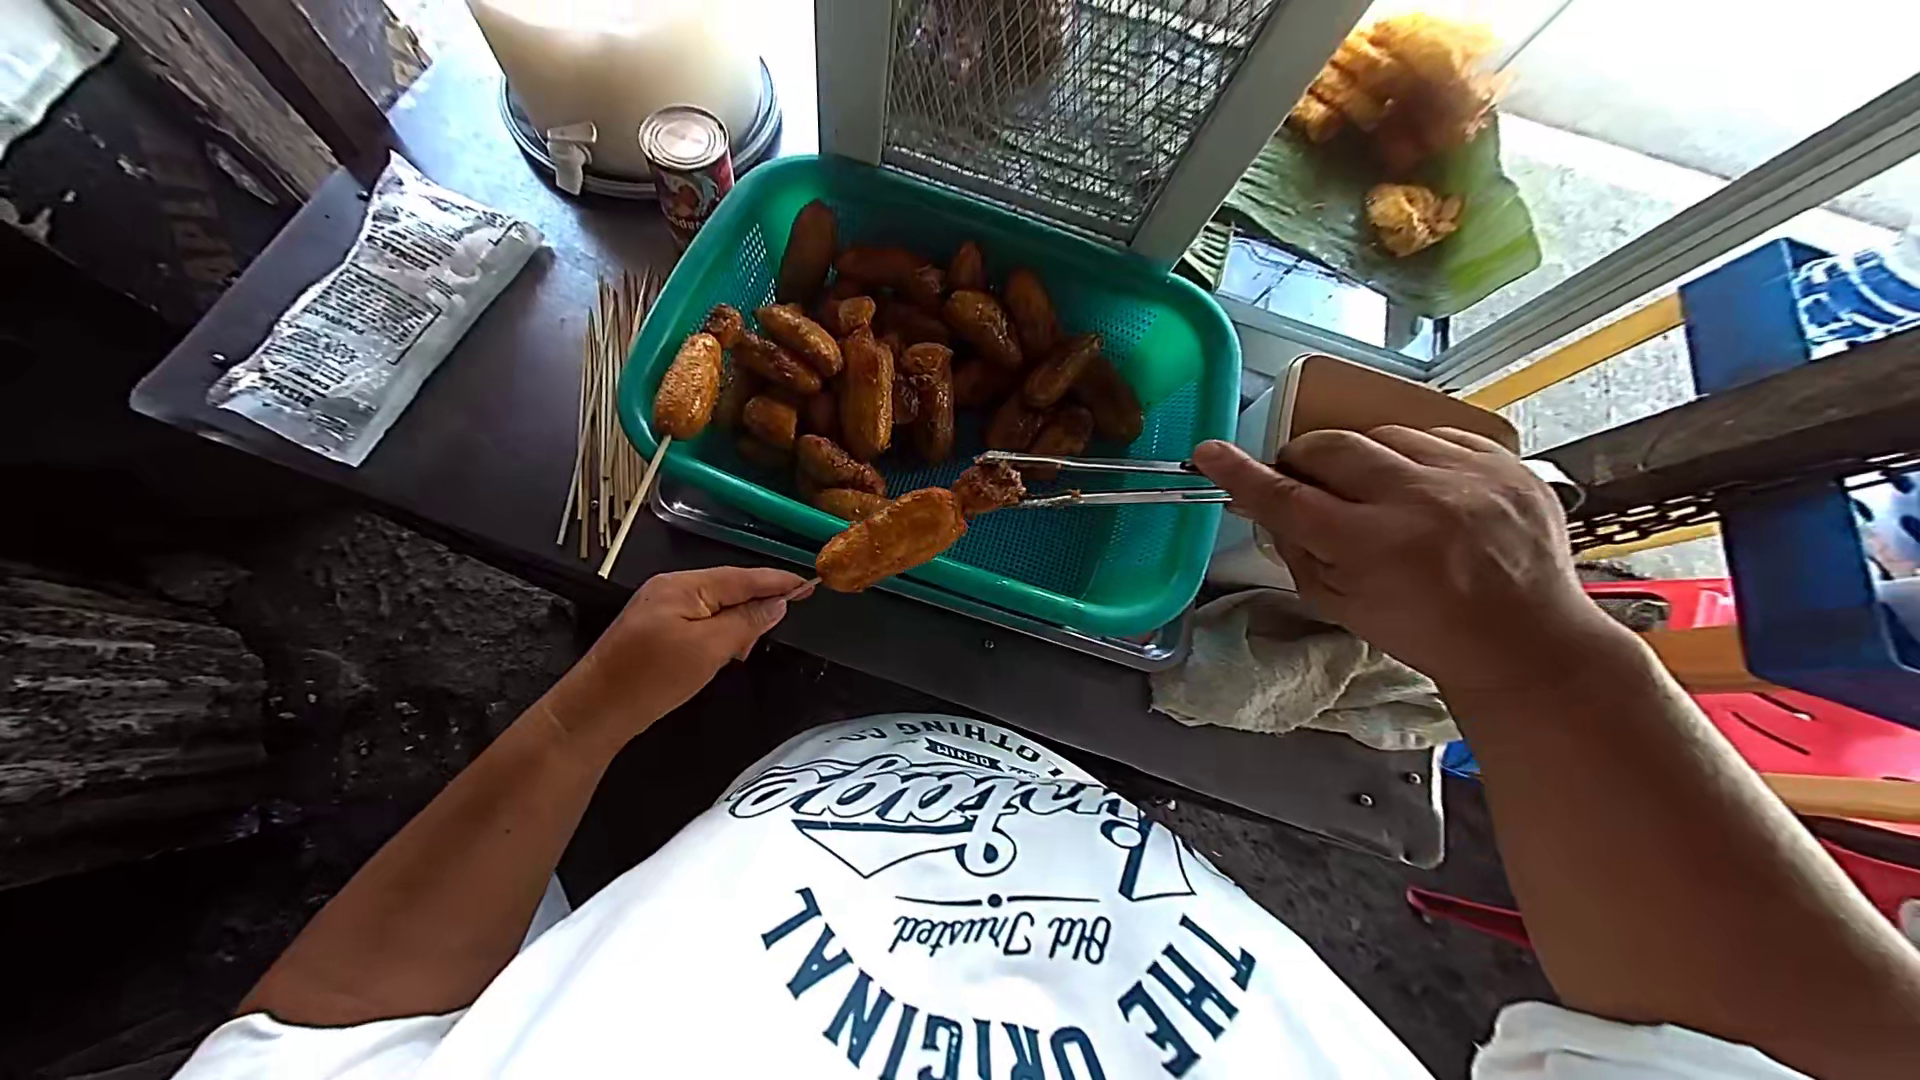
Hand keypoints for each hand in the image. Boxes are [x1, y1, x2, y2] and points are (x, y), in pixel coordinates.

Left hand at [542, 566, 809, 752]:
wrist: (594, 712)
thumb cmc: (652, 679)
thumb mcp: (709, 649)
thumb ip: (748, 621)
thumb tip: (779, 603)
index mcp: (684, 585)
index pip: (744, 577)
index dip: (779, 581)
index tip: (810, 583)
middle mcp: (671, 587)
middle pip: (730, 588)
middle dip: (756, 605)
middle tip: (774, 631)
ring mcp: (661, 606)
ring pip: (717, 605)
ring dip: (737, 623)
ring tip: (743, 651)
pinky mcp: (656, 627)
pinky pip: (701, 620)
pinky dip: (719, 633)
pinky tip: (724, 651)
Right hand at [1193, 428, 1617, 692]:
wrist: (1525, 640)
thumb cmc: (1417, 628)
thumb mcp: (1334, 600)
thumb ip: (1292, 544)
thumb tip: (1260, 501)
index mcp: (1372, 547)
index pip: (1285, 497)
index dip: (1240, 473)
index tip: (1208, 453)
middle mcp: (1420, 501)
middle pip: (1328, 448)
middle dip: (1300, 460)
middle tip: (1302, 482)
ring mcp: (1470, 476)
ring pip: (1378, 434)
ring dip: (1357, 459)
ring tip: (1371, 491)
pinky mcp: (1505, 463)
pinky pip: (1432, 433)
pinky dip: (1408, 455)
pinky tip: (1416, 486)